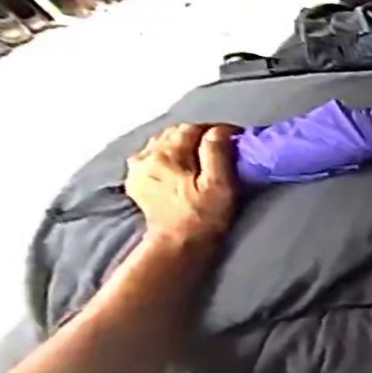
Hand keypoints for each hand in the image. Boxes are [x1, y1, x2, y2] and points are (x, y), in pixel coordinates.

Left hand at [126, 124, 236, 249]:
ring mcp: (137, 169)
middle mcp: (146, 156)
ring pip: (161, 143)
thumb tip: (219, 131)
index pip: (192, 129)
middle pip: (174, 133)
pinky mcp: (136, 181)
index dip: (216, 130)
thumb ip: (217, 153)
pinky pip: (150, 157)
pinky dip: (167, 156)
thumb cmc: (205, 215)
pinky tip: (179, 166)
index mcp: (168, 155)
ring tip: (201, 155)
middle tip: (221, 145)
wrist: (178, 243)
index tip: (236, 137)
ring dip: (181, 144)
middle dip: (198, 135)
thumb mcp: (220, 185)